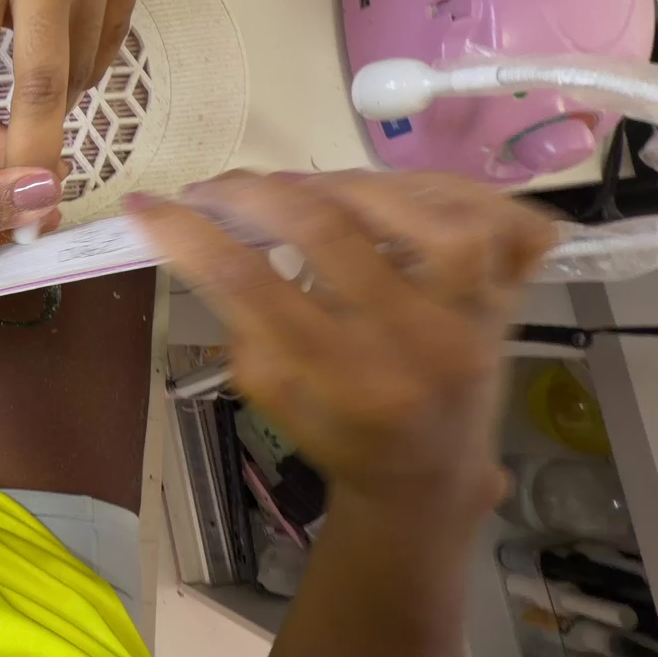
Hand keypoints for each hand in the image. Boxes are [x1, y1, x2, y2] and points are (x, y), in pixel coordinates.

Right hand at [128, 171, 557, 516]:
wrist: (425, 471)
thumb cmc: (329, 431)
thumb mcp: (260, 386)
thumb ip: (244, 314)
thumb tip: (216, 233)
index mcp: (341, 377)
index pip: (247, 283)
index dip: (185, 234)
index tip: (143, 206)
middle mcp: (417, 341)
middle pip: (329, 233)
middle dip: (251, 194)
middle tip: (212, 188)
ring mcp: (478, 315)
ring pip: (430, 217)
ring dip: (346, 184)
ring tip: (298, 188)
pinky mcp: (513, 296)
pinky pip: (510, 223)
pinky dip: (452, 193)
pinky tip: (395, 194)